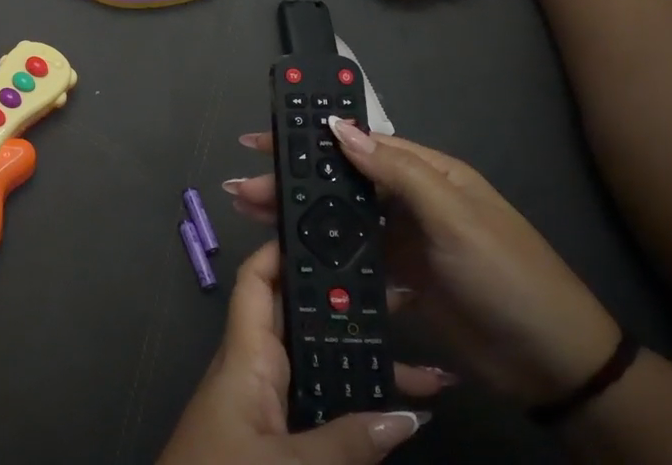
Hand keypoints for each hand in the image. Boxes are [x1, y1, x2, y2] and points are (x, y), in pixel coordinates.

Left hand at [158, 242, 428, 464]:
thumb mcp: (289, 464)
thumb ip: (348, 442)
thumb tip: (410, 416)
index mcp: (245, 356)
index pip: (258, 280)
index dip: (285, 247)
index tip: (330, 229)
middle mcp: (253, 368)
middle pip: (298, 318)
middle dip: (346, 306)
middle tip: (403, 295)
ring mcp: (263, 401)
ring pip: (316, 364)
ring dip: (361, 362)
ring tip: (426, 366)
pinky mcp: (271, 433)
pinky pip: (317, 401)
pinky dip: (353, 400)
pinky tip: (398, 408)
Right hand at [226, 122, 619, 406]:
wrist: (554, 365)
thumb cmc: (507, 277)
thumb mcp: (455, 218)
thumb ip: (397, 172)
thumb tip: (339, 127)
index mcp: (430, 174)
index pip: (358, 145)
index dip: (309, 140)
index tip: (261, 140)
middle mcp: (415, 201)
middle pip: (342, 183)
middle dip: (292, 182)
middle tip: (241, 187)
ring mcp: (408, 243)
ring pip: (341, 221)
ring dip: (299, 217)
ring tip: (250, 214)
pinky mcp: (403, 281)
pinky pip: (354, 259)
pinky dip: (323, 255)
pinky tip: (294, 258)